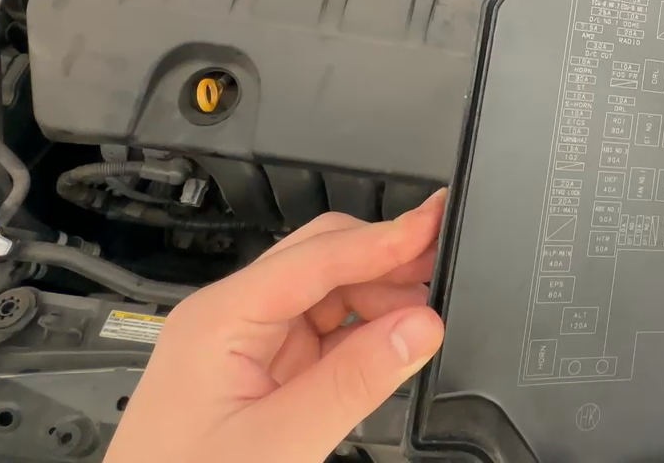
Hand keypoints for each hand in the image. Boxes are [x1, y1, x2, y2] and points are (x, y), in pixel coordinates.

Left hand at [106, 191, 446, 462]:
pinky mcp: (266, 370)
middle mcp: (234, 317)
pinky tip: (396, 340)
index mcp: (220, 319)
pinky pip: (329, 329)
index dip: (384, 238)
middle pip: (325, 258)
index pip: (318, 256)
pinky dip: (368, 330)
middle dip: (387, 259)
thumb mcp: (275, 448)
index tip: (435, 224)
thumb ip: (354, 382)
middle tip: (443, 261)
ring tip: (428, 310)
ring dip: (383, 296)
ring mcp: (250, 342)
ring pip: (333, 290)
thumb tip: (422, 326)